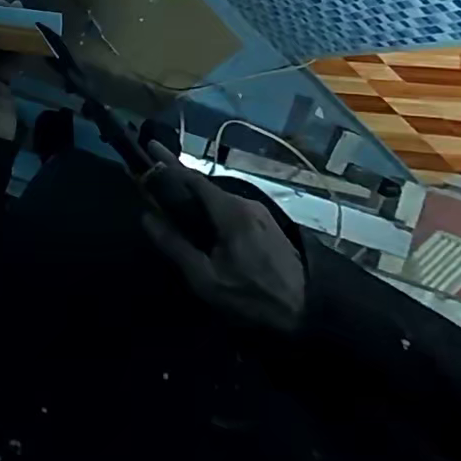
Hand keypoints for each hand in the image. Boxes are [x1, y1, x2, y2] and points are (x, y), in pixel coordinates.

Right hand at [140, 141, 306, 332]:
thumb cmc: (254, 297)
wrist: (313, 314)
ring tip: (176, 209)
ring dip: (196, 200)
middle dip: (179, 181)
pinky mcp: (269, 227)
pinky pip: (232, 210)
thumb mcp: (206, 279)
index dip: (168, 163)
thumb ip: (174, 245)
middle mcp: (246, 203)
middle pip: (205, 187)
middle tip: (155, 178)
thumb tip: (147, 217)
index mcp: (229, 211)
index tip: (150, 146)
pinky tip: (205, 227)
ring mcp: (260, 214)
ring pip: (219, 199)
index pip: (192, 178)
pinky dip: (212, 211)